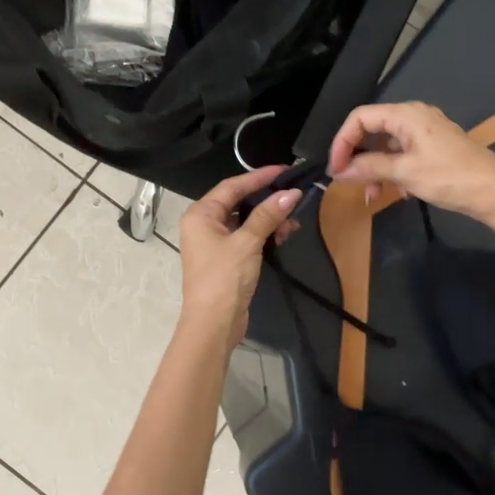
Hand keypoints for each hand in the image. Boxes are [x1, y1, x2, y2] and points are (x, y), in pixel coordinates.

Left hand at [177, 165, 301, 340]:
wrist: (213, 324)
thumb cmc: (224, 278)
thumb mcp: (247, 243)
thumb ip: (268, 216)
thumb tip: (291, 194)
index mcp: (200, 214)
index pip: (232, 186)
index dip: (259, 177)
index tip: (284, 170)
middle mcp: (203, 225)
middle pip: (238, 202)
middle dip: (266, 199)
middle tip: (292, 193)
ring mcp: (214, 243)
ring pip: (244, 221)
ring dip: (268, 218)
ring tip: (293, 218)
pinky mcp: (226, 259)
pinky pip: (246, 237)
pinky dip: (264, 234)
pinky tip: (284, 233)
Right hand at [327, 102, 494, 218]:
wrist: (494, 190)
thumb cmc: (449, 177)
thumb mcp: (404, 172)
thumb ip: (369, 168)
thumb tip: (339, 171)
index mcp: (406, 114)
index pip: (360, 118)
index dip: (342, 141)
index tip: (335, 169)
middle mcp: (414, 117)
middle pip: (372, 131)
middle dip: (358, 157)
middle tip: (349, 182)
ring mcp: (425, 133)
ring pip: (387, 146)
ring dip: (375, 170)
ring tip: (373, 196)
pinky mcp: (433, 148)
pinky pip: (402, 155)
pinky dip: (393, 172)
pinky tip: (397, 193)